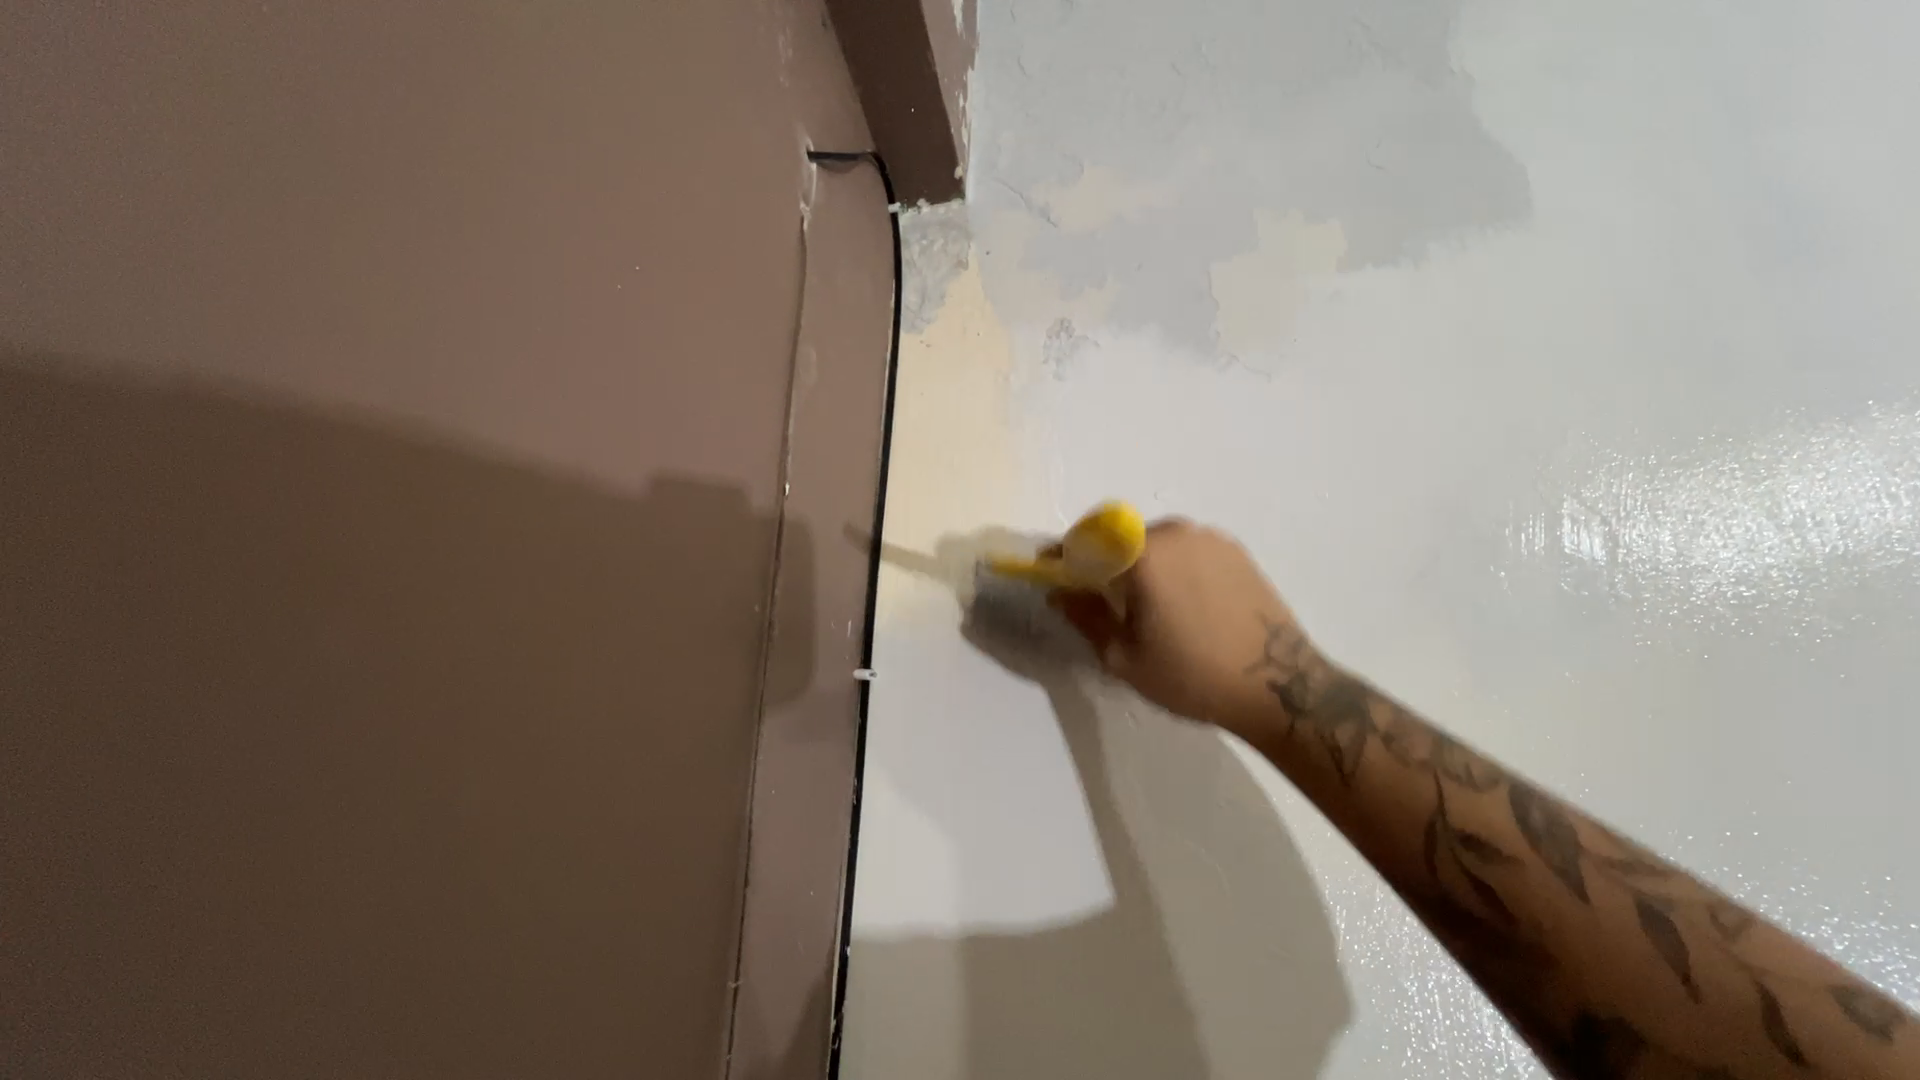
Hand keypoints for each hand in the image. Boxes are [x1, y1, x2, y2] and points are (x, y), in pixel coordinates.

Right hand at [1047, 518, 1313, 738]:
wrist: (1278, 685)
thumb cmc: (1191, 675)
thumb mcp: (1125, 657)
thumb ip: (1086, 617)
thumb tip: (1060, 593)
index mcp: (1144, 554)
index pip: (1087, 541)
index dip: (1062, 556)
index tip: (1050, 572)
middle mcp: (1177, 533)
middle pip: (1122, 537)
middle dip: (1103, 560)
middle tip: (1099, 597)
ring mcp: (1212, 538)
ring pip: (1157, 542)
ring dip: (1140, 563)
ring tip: (1144, 604)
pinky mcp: (1238, 551)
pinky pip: (1188, 550)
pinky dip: (1172, 566)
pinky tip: (1180, 602)